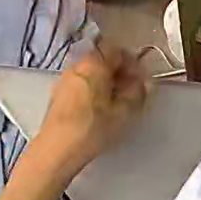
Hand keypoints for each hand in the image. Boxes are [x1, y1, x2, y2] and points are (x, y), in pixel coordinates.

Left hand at [33, 40, 149, 176]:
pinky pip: (81, 83)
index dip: (132, 61)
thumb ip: (137, 92)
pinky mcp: (58, 94)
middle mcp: (77, 66)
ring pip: (91, 72)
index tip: (140, 78)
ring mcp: (65, 79)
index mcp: (94, 64)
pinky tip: (100, 107)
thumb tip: (144, 82)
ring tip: (117, 100)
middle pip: (102, 59)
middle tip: (132, 89)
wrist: (57, 150)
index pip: (116, 49)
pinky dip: (94, 88)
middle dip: (119, 71)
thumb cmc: (94, 127)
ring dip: (106, 80)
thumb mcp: (124, 111)